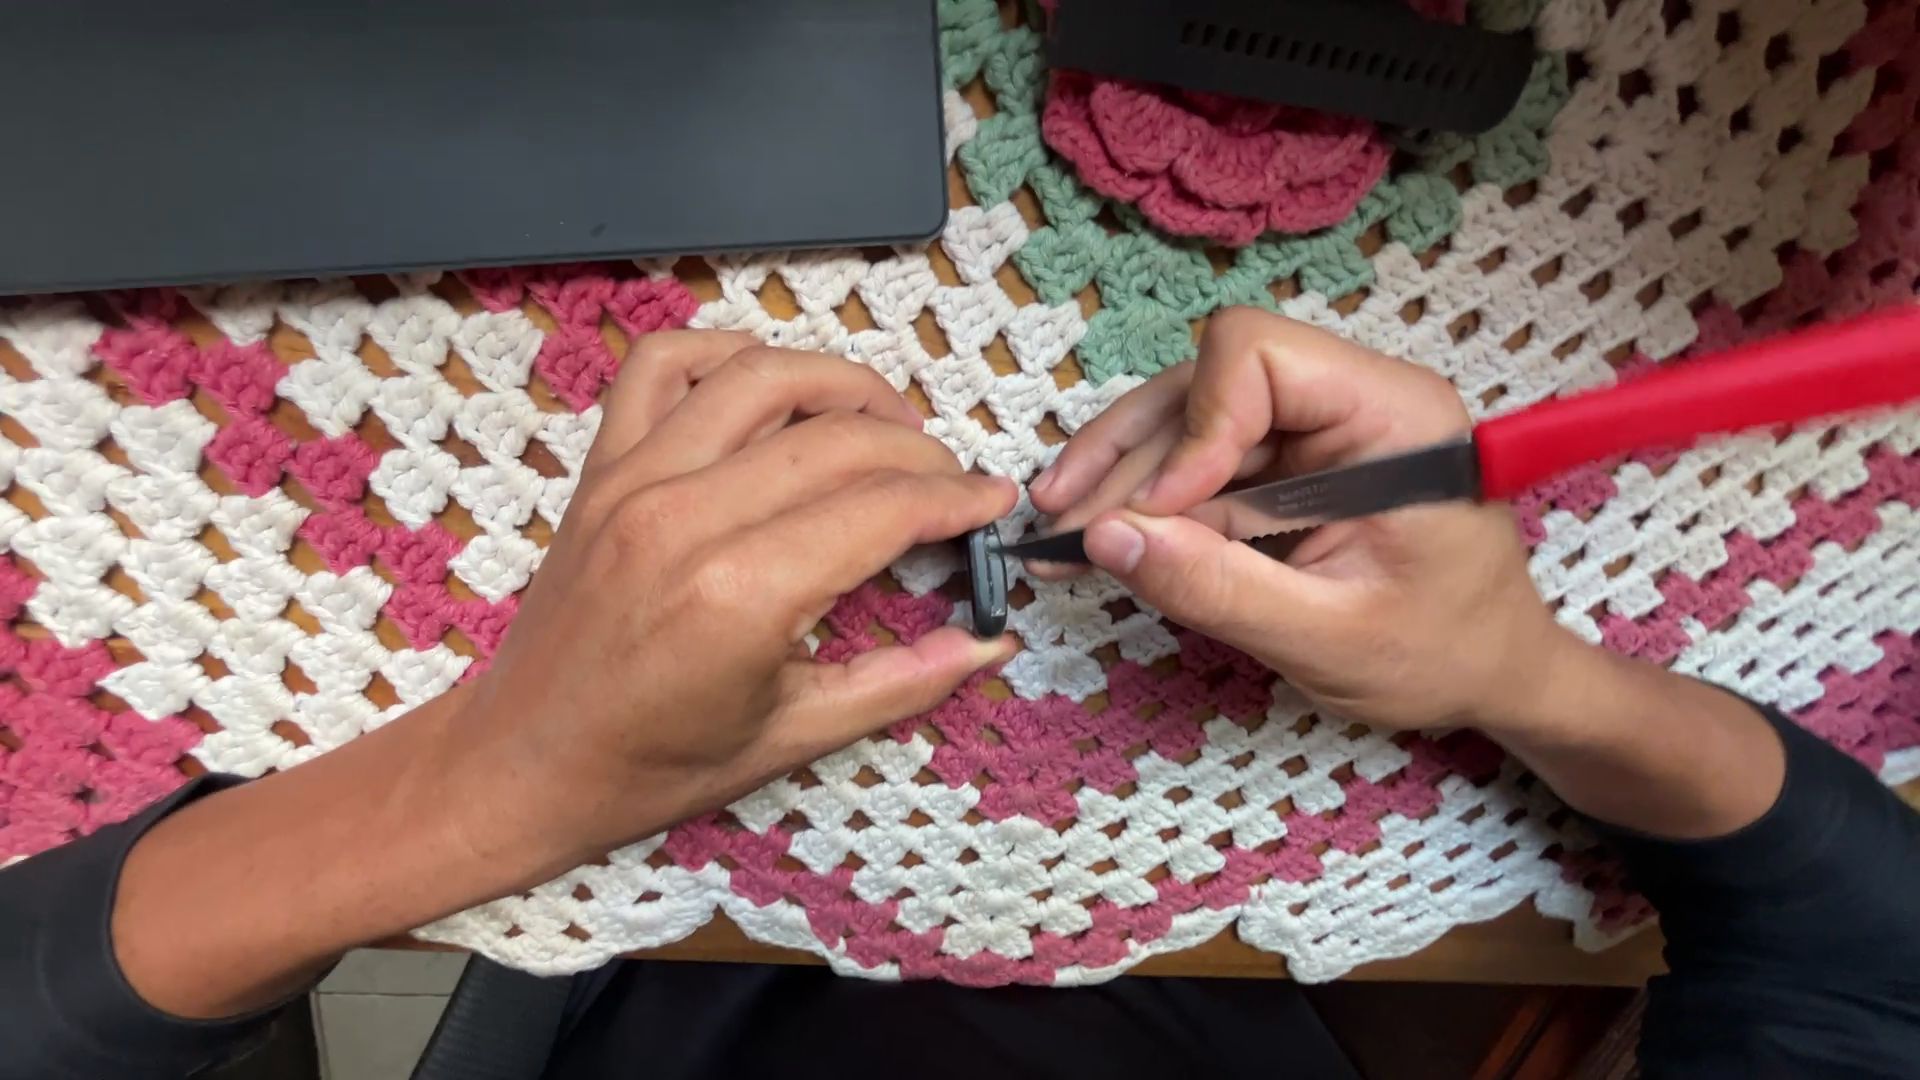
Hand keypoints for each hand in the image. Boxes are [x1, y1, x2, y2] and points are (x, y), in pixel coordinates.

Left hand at [452, 331, 1017, 866]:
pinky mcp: (602, 468)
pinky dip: (730, 355)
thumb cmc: (656, 767)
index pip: (883, 509)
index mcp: (742, 594)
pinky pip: (665, 367)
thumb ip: (905, 680)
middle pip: (840, 438)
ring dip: (846, 384)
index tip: (994, 501)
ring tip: (888, 422)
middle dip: (921, 451)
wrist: (519, 765)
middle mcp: (687, 515)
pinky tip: (774, 388)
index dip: (956, 499)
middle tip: (952, 482)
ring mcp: (635, 479)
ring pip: (765, 377)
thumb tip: (992, 644)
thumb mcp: (795, 736)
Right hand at [1031, 307, 1566, 731]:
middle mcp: (1338, 400)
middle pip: (1197, 390)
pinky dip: (1131, 502)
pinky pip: (1185, 465)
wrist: (1480, 670)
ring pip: (1176, 423)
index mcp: (1387, 416)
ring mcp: (1300, 431)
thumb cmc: (1437, 655)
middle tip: (1059, 538)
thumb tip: (1102, 541)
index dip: (1190, 430)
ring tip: (1054, 538)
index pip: (1257, 357)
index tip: (1153, 516)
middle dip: (1123, 466)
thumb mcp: (1328, 638)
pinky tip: (1089, 533)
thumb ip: (1217, 588)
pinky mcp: (1271, 465)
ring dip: (1110, 479)